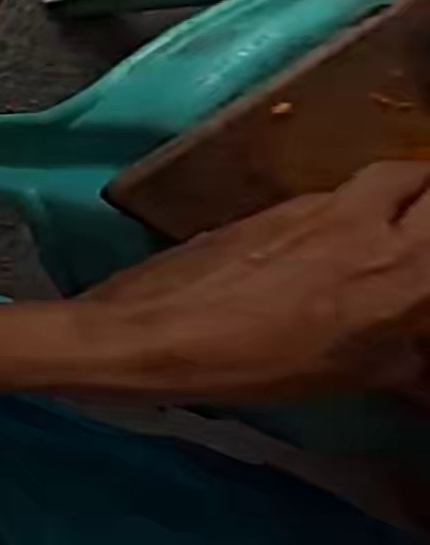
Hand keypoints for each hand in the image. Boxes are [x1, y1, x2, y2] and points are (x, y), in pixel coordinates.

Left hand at [80, 162, 429, 400]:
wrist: (143, 333)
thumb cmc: (254, 362)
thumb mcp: (362, 368)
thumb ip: (406, 339)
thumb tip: (411, 328)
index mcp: (407, 267)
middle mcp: (352, 226)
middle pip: (413, 175)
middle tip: (425, 224)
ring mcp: (286, 215)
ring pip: (356, 183)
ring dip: (378, 198)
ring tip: (378, 231)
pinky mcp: (238, 217)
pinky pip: (302, 202)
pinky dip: (324, 212)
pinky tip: (313, 243)